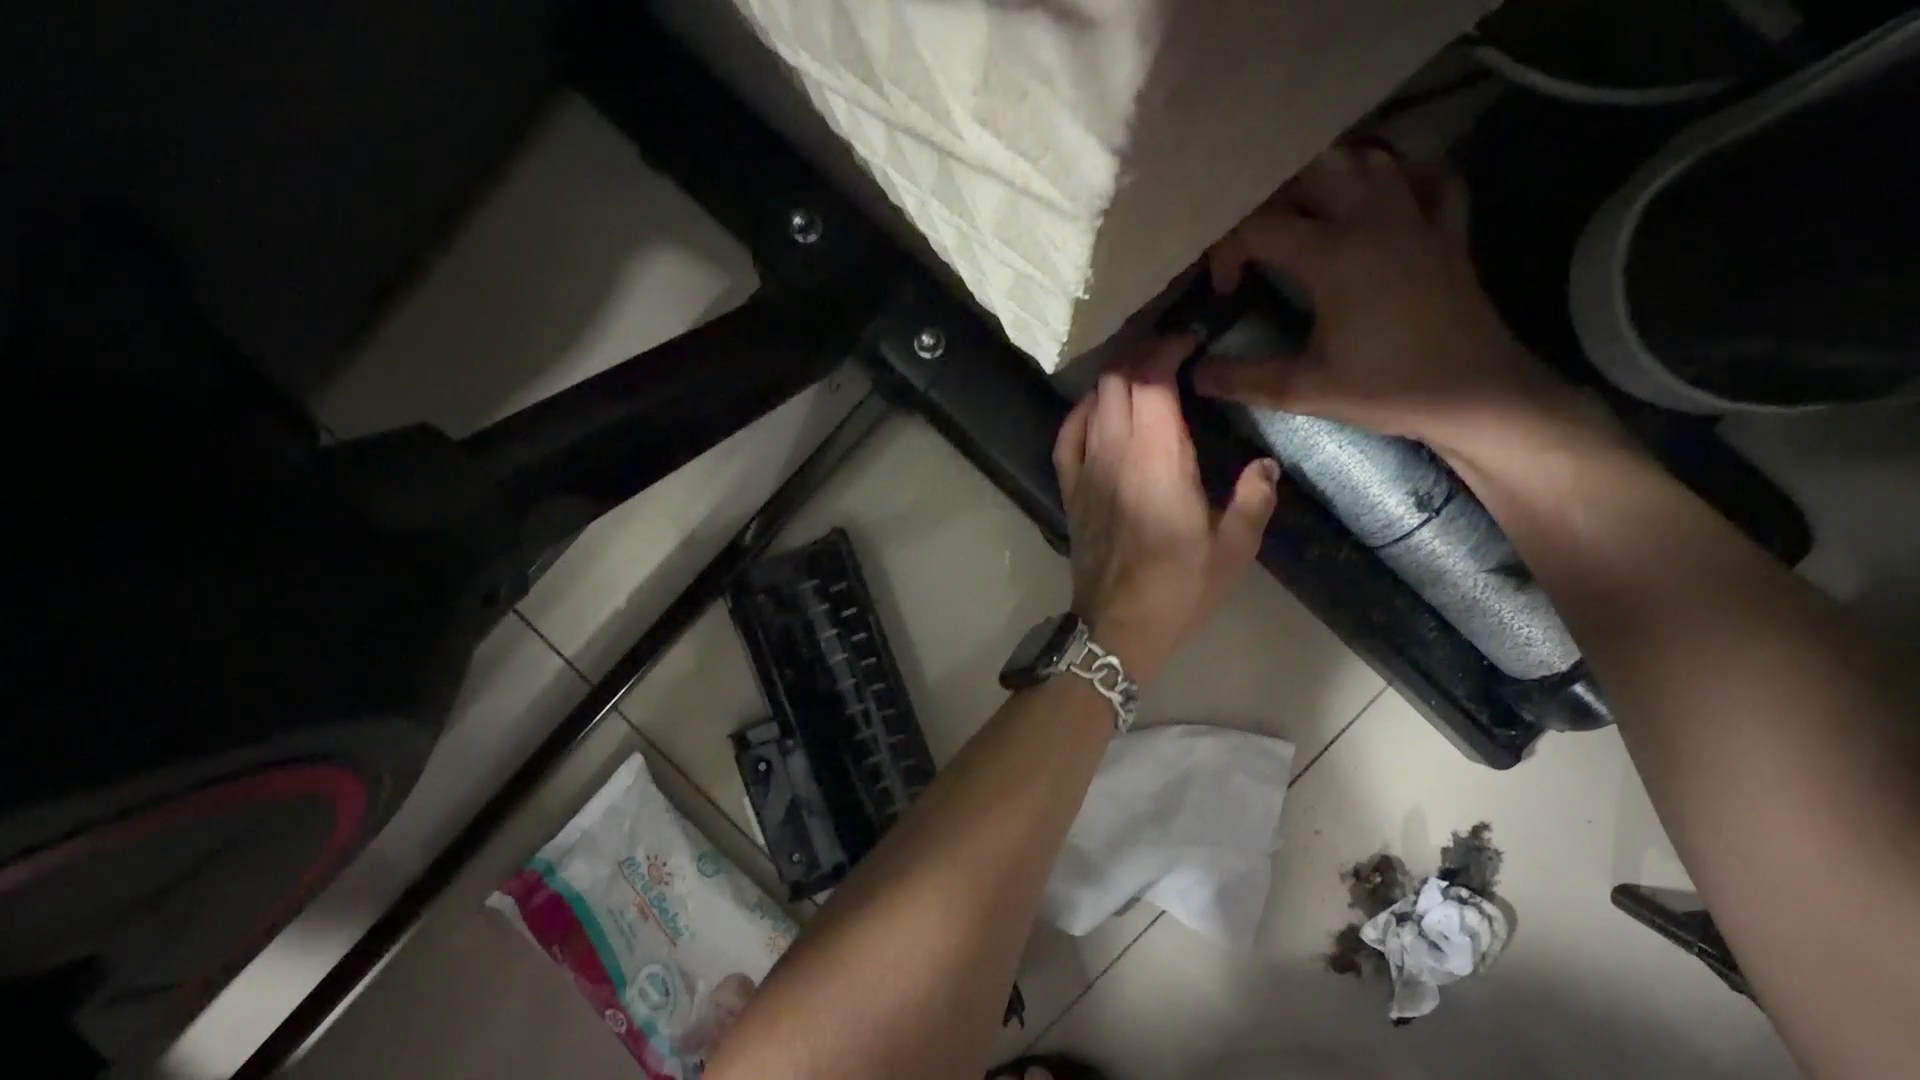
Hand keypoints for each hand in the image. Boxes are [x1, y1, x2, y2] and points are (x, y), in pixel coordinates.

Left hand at [1054, 336, 1278, 683]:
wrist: (1117, 628)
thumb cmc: (1179, 589)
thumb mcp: (1233, 549)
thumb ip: (1253, 500)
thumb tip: (1266, 466)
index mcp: (1157, 459)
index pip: (1150, 381)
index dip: (1166, 351)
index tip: (1190, 342)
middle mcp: (1114, 452)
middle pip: (1117, 379)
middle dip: (1143, 356)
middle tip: (1174, 356)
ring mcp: (1086, 469)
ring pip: (1093, 400)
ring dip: (1118, 379)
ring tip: (1145, 378)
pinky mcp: (1070, 488)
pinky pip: (1068, 433)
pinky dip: (1085, 411)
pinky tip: (1103, 411)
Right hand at [1194, 146, 1579, 457]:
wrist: (1478, 396)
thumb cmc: (1390, 389)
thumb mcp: (1306, 389)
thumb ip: (1243, 378)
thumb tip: (1195, 373)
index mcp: (1332, 254)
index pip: (1257, 225)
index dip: (1226, 251)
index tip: (1224, 289)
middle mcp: (1371, 218)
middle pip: (1307, 173)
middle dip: (1268, 200)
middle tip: (1255, 239)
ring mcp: (1415, 216)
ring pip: (1365, 162)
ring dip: (1327, 178)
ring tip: (1303, 213)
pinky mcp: (1447, 229)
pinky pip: (1427, 176)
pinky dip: (1401, 174)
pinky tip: (1383, 194)